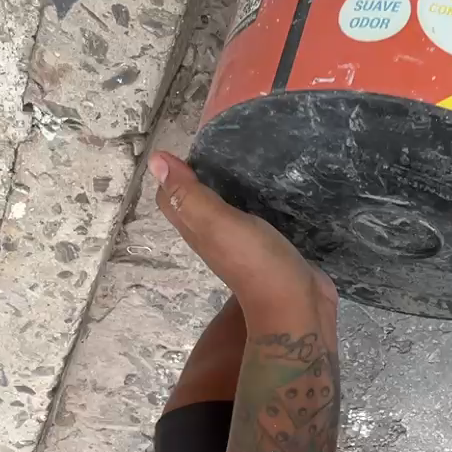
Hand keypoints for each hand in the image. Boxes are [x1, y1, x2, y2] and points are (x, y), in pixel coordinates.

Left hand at [150, 151, 336, 322]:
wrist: (296, 305)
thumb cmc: (255, 262)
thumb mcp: (217, 224)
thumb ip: (189, 194)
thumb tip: (155, 160)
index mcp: (197, 229)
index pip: (171, 197)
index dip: (174, 172)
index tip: (193, 146)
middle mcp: (214, 236)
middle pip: (197, 202)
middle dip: (202, 174)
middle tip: (222, 145)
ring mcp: (242, 244)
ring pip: (226, 210)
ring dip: (231, 186)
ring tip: (246, 159)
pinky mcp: (267, 248)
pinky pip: (255, 219)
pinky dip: (257, 201)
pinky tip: (271, 188)